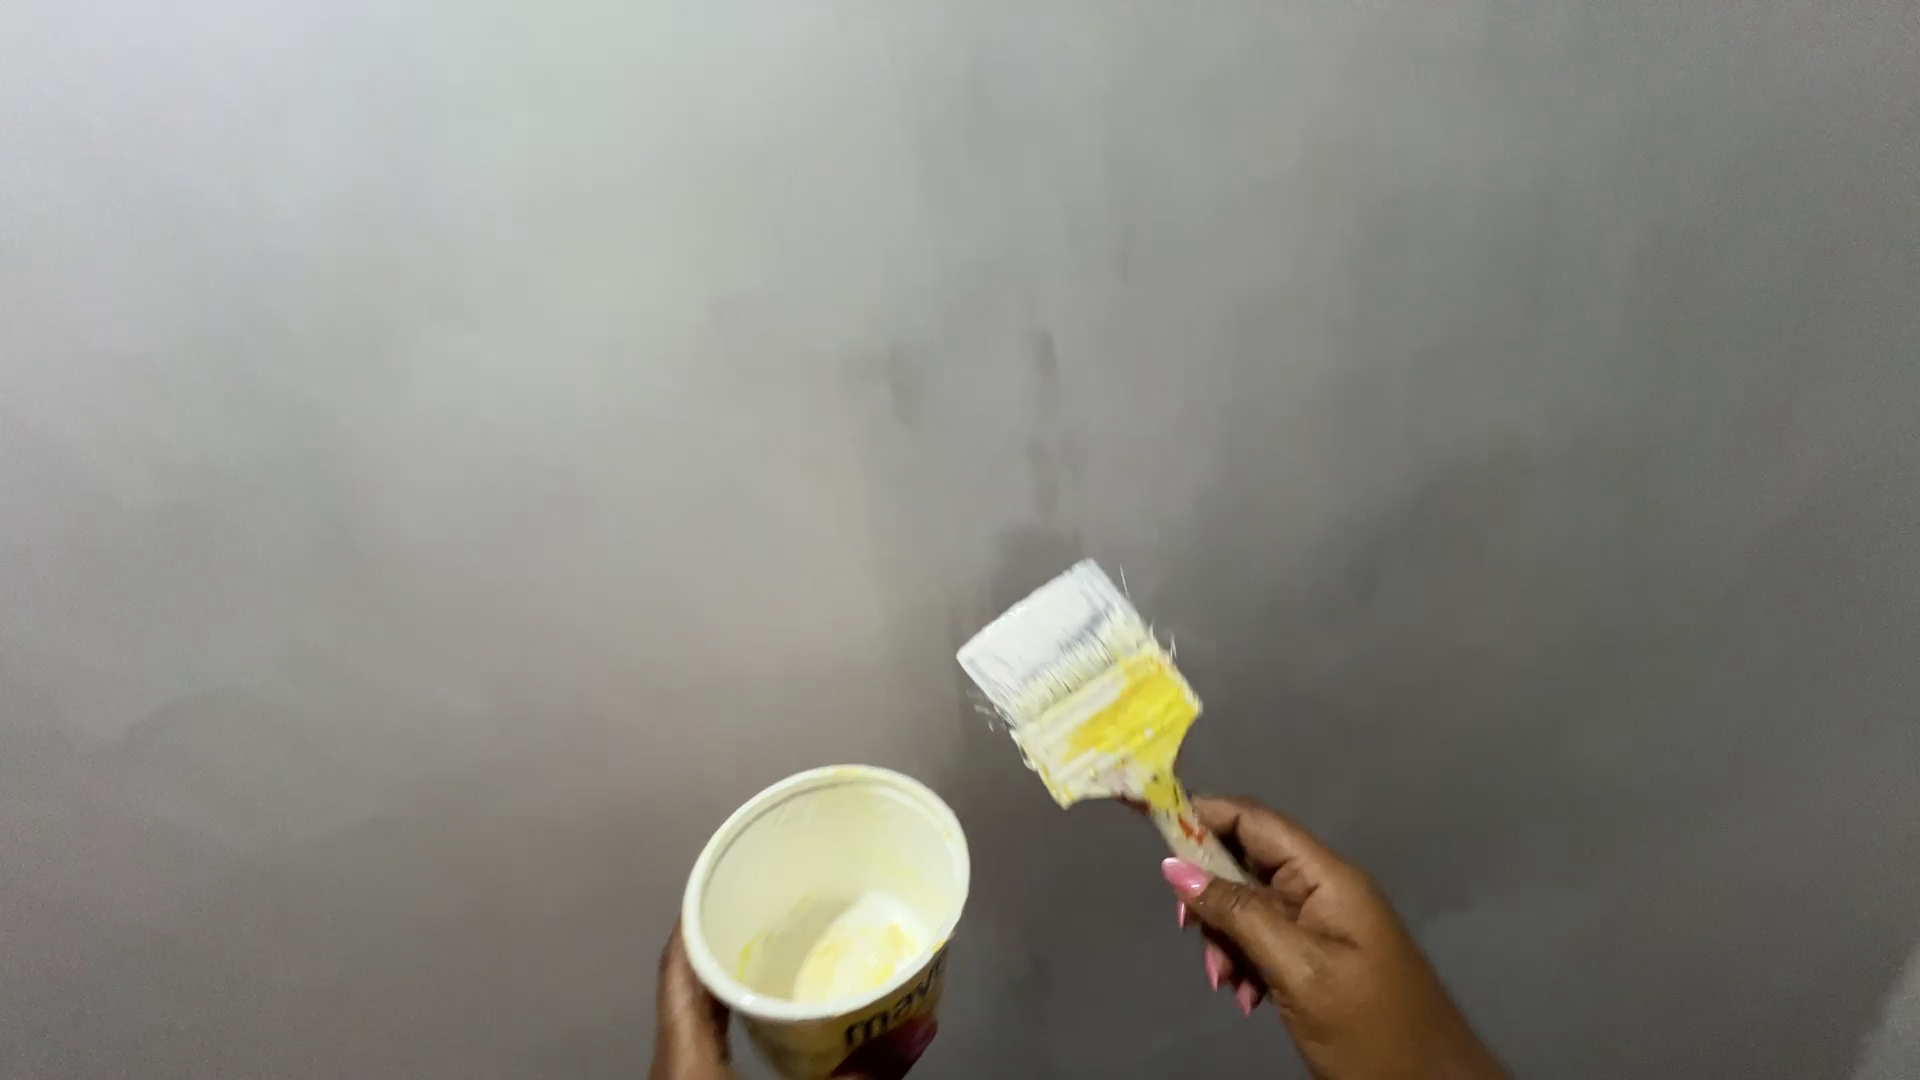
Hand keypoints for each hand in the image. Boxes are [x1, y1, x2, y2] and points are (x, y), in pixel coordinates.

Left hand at [651, 923, 937, 1079]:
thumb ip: (865, 1076)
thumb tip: (925, 1022)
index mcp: (681, 1057)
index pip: (677, 962)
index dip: (698, 909)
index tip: (735, 868)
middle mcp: (671, 1064)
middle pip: (687, 979)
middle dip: (727, 935)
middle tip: (778, 899)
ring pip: (695, 1011)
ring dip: (730, 973)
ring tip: (780, 941)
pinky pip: (707, 1038)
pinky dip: (733, 1011)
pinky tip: (771, 1012)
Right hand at [1159, 796, 1508, 1079]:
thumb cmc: (1373, 1032)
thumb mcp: (1297, 970)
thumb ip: (1236, 913)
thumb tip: (1174, 866)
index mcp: (1327, 877)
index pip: (1254, 819)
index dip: (1203, 813)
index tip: (1155, 827)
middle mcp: (1322, 888)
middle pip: (1245, 859)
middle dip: (1209, 889)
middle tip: (1186, 927)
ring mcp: (1321, 922)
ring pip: (1247, 901)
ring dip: (1223, 933)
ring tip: (1223, 978)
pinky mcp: (1318, 954)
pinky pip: (1263, 935)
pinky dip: (1242, 957)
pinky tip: (1243, 992)